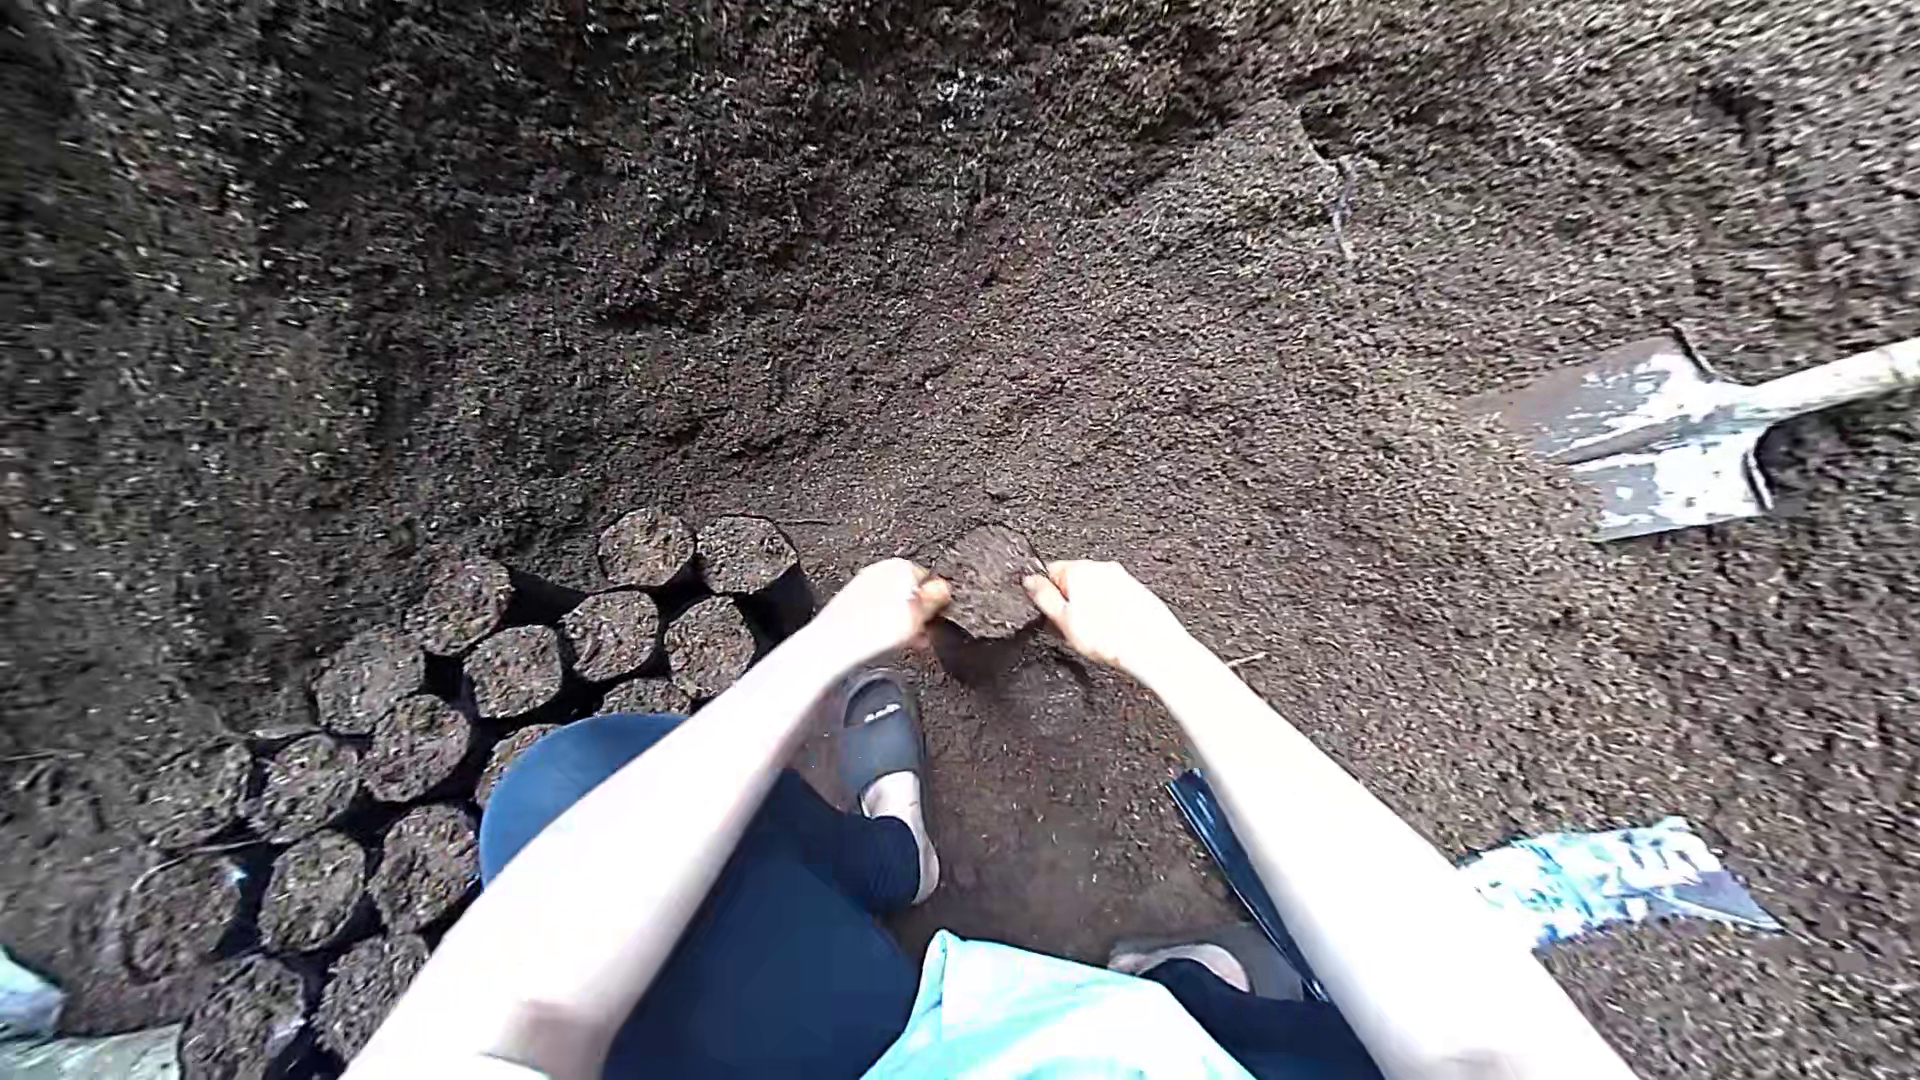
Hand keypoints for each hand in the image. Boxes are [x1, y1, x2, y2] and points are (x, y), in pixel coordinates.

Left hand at [813, 558, 951, 664]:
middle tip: (919, 633)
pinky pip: (876, 610)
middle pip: (909, 591)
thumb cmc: (875, 628)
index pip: (929, 581)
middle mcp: (880, 569)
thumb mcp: (920, 615)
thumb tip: (944, 589)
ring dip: (901, 620)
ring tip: (903, 641)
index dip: (935, 604)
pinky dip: (883, 622)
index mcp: (901, 565)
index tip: (934, 620)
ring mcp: (864, 584)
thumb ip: (937, 598)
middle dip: (916, 613)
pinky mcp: (851, 600)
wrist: (836, 642)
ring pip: (893, 601)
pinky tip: (884, 640)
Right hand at [1023, 561, 1191, 676]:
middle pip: (1072, 581)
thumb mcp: (1063, 620)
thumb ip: (1042, 596)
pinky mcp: (1138, 593)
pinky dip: (1109, 614)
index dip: (1044, 595)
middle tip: (1070, 629)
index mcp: (1080, 568)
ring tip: (1095, 636)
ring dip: (1089, 609)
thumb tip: (1029, 581)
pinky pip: (1114, 601)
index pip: (1048, 571)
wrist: (1156, 650)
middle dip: (1068, 603)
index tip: (1048, 614)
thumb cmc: (1113, 638)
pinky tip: (1111, 633)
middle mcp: (1103, 568)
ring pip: (1094, 592)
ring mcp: (1123, 579)